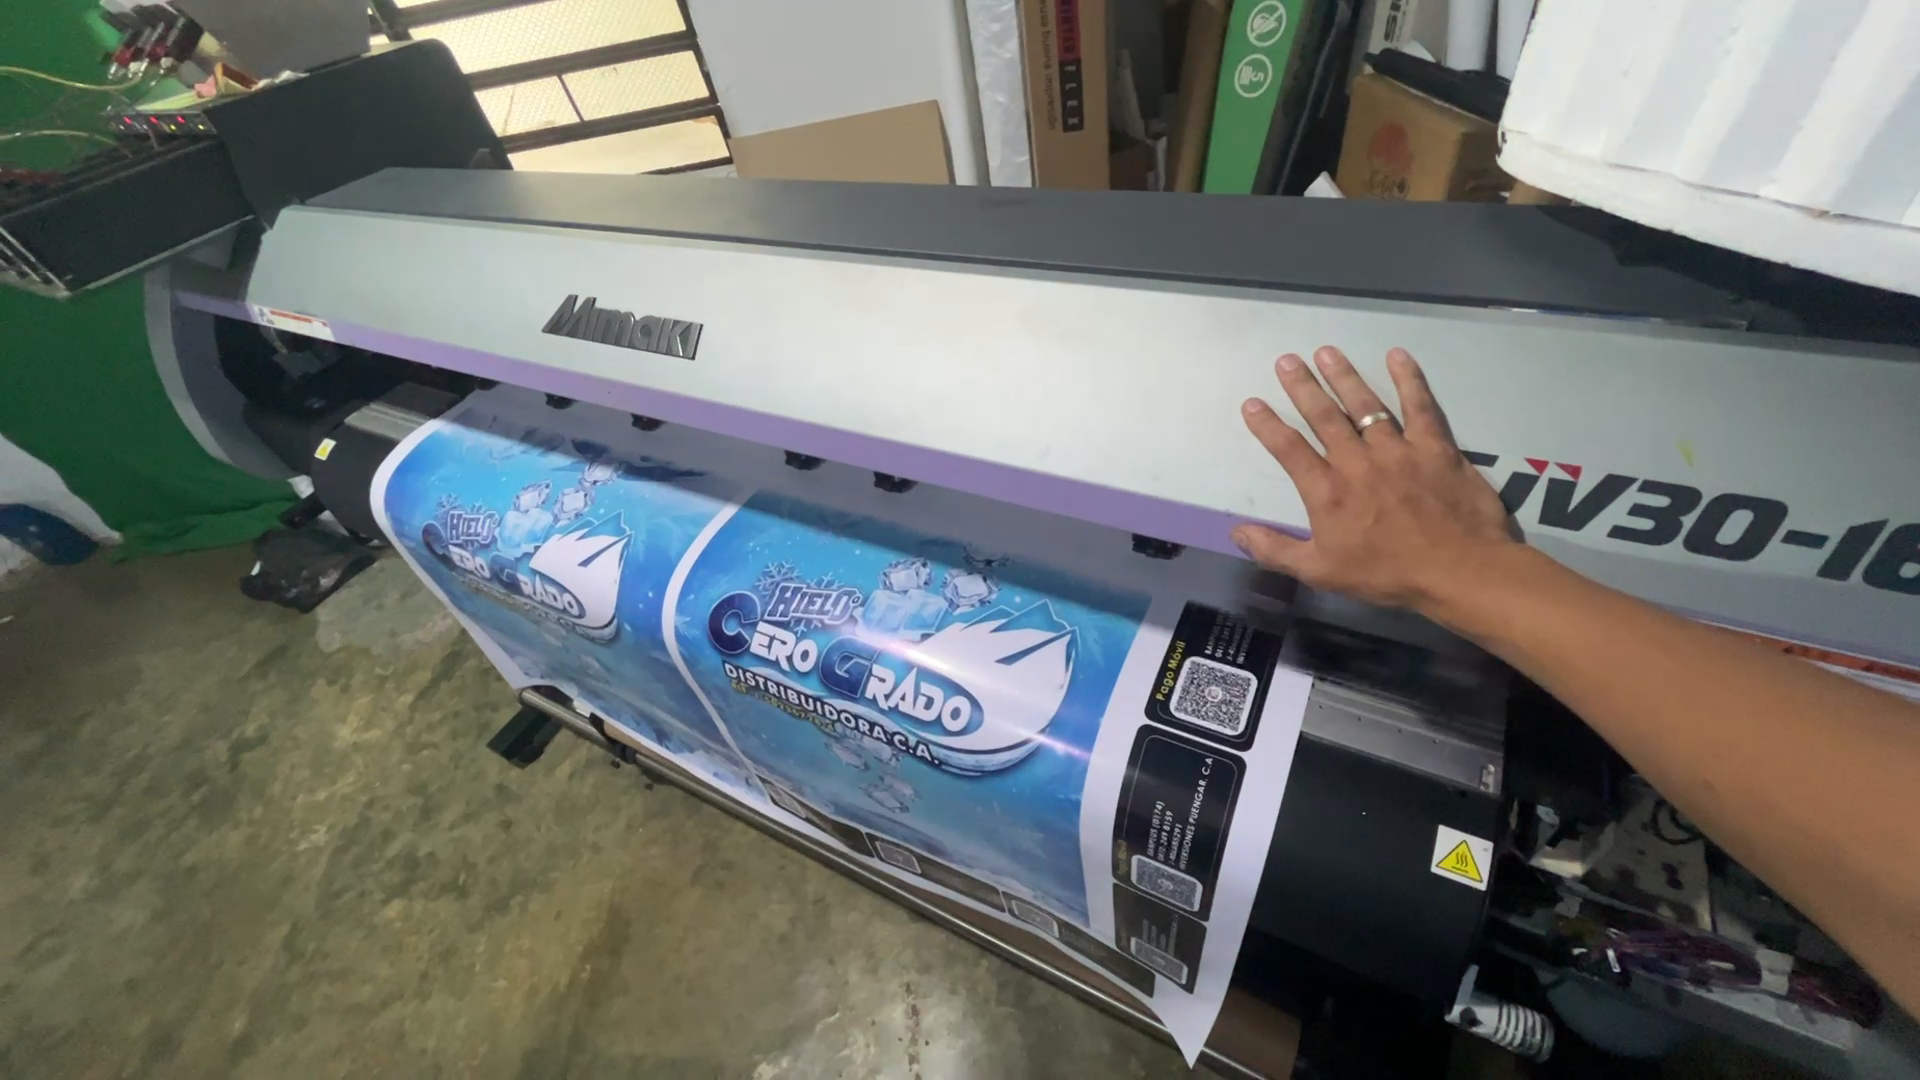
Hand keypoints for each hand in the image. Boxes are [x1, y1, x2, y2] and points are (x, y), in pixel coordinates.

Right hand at [1232, 346, 1520, 615]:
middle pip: (1323, 417)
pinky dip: (1410, 380)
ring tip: (1326, 352)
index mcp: (1327, 491)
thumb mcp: (1320, 571)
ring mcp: (1398, 450)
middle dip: (1302, 387)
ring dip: (1344, 377)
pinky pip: (1421, 406)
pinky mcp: (1436, 447)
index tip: (1252, 403)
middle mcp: (1357, 462)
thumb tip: (1236, 533)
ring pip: (1365, 405)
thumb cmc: (1386, 574)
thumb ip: (1276, 550)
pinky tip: (1398, 357)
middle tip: (1286, 361)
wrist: (1459, 571)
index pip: (1289, 449)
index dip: (1267, 425)